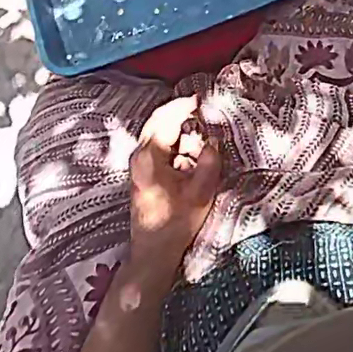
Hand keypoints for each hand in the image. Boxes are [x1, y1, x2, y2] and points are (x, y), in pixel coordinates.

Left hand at [127, 97, 221, 279]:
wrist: (153, 252)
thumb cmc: (176, 224)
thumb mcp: (200, 193)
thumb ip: (209, 163)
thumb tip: (214, 140)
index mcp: (149, 156)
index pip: (166, 119)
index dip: (184, 106)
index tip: (201, 99)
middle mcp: (139, 155)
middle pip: (157, 120)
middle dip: (179, 110)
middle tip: (200, 106)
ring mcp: (138, 163)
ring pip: (157, 131)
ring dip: (176, 124)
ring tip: (198, 123)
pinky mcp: (143, 171)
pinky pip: (158, 144)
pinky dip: (173, 138)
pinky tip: (189, 143)